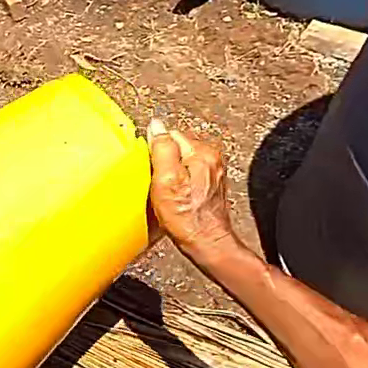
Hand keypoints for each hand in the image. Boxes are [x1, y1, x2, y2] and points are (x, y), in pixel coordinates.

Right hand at [147, 119, 241, 262]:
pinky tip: (176, 198)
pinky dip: (179, 183)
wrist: (207, 242)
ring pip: (180, 162)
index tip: (154, 172)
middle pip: (176, 148)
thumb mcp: (166, 181)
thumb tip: (156, 125)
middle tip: (161, 185)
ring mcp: (213, 171)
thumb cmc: (187, 218)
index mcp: (203, 152)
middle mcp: (212, 158)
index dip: (155, 153)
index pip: (169, 136)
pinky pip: (187, 174)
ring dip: (170, 174)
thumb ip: (162, 149)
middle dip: (163, 163)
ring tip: (169, 194)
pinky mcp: (210, 184)